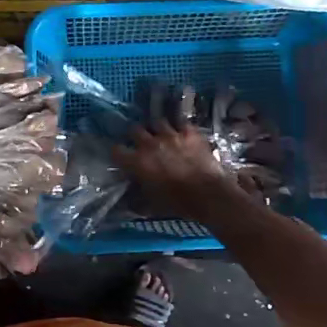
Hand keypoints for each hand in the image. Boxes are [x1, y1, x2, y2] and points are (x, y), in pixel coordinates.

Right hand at [114, 123, 247, 220]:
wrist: (209, 195)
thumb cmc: (178, 203)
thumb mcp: (152, 204)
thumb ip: (136, 198)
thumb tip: (126, 199)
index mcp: (138, 162)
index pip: (116, 150)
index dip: (117, 153)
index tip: (121, 157)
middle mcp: (150, 144)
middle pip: (135, 130)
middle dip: (135, 135)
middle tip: (141, 142)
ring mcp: (171, 135)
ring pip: (157, 122)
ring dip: (157, 128)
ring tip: (161, 134)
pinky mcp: (190, 132)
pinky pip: (181, 122)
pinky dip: (179, 127)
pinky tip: (181, 132)